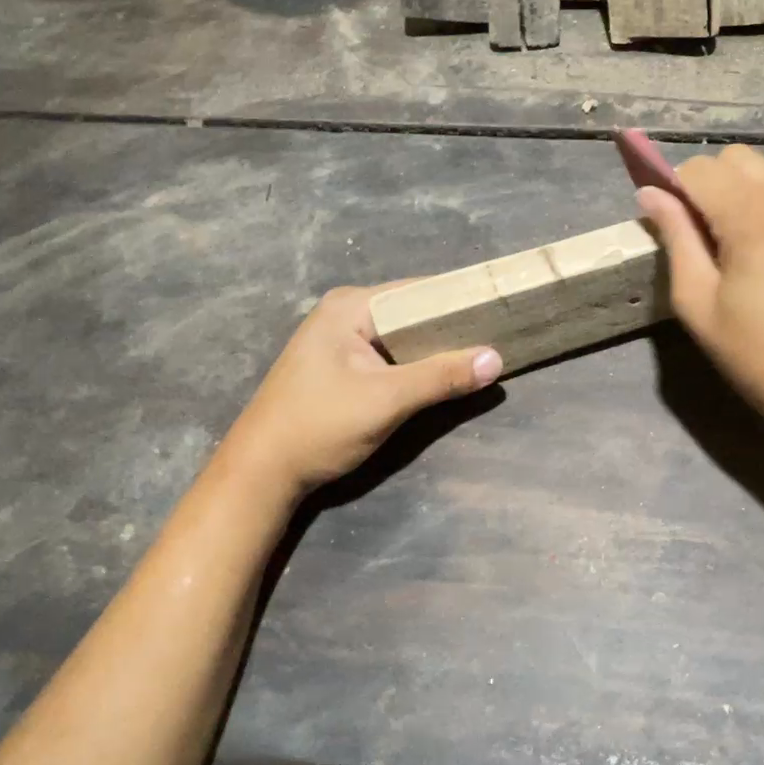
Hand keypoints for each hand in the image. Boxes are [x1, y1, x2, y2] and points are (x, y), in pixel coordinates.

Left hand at [208, 284, 501, 497]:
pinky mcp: (344, 366)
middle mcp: (346, 313)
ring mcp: (343, 340)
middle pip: (414, 312)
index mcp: (351, 306)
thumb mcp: (386, 401)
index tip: (502, 312)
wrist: (261, 473)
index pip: (420, 291)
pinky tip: (446, 376)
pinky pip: (394, 356)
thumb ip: (441, 377)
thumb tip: (496, 359)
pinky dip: (419, 365)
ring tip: (483, 356)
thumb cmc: (318, 426)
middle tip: (500, 339)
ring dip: (437, 350)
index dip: (461, 301)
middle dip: (453, 328)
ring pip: (405, 337)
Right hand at [638, 146, 763, 453]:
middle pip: (737, 160)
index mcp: (756, 218)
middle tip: (709, 241)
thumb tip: (651, 195)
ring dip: (746, 199)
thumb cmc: (760, 357)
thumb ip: (675, 239)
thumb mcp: (698, 305)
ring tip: (748, 254)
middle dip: (712, 187)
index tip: (675, 228)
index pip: (699, 170)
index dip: (677, 192)